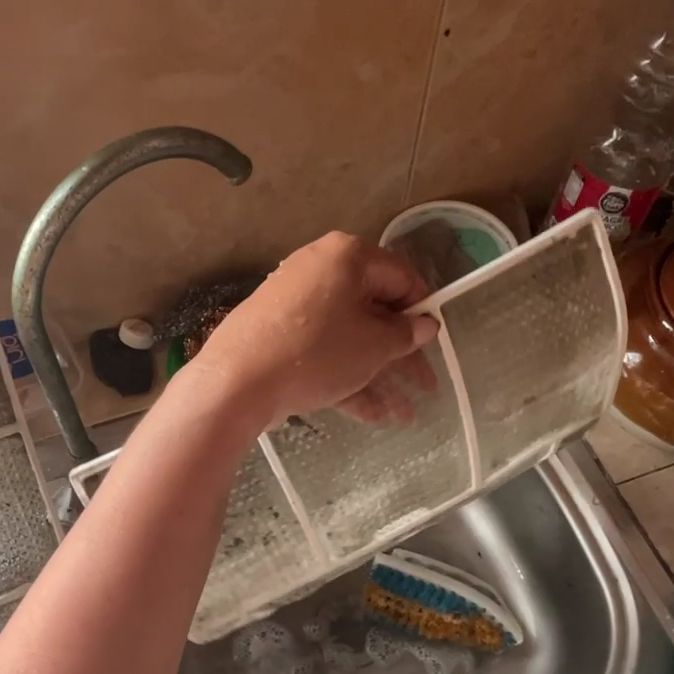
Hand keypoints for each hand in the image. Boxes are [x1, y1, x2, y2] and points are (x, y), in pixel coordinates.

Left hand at [190, 232, 440, 428]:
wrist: (237, 381)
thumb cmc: (317, 352)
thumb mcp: (373, 347)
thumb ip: (404, 335)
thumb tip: (424, 325)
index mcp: (348, 257)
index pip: (401, 277)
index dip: (422, 312)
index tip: (436, 343)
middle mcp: (321, 271)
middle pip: (374, 313)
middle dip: (403, 357)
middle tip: (427, 388)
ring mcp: (296, 305)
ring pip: (350, 340)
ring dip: (380, 377)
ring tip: (405, 415)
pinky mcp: (279, 337)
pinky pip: (323, 354)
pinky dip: (347, 381)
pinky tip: (372, 416)